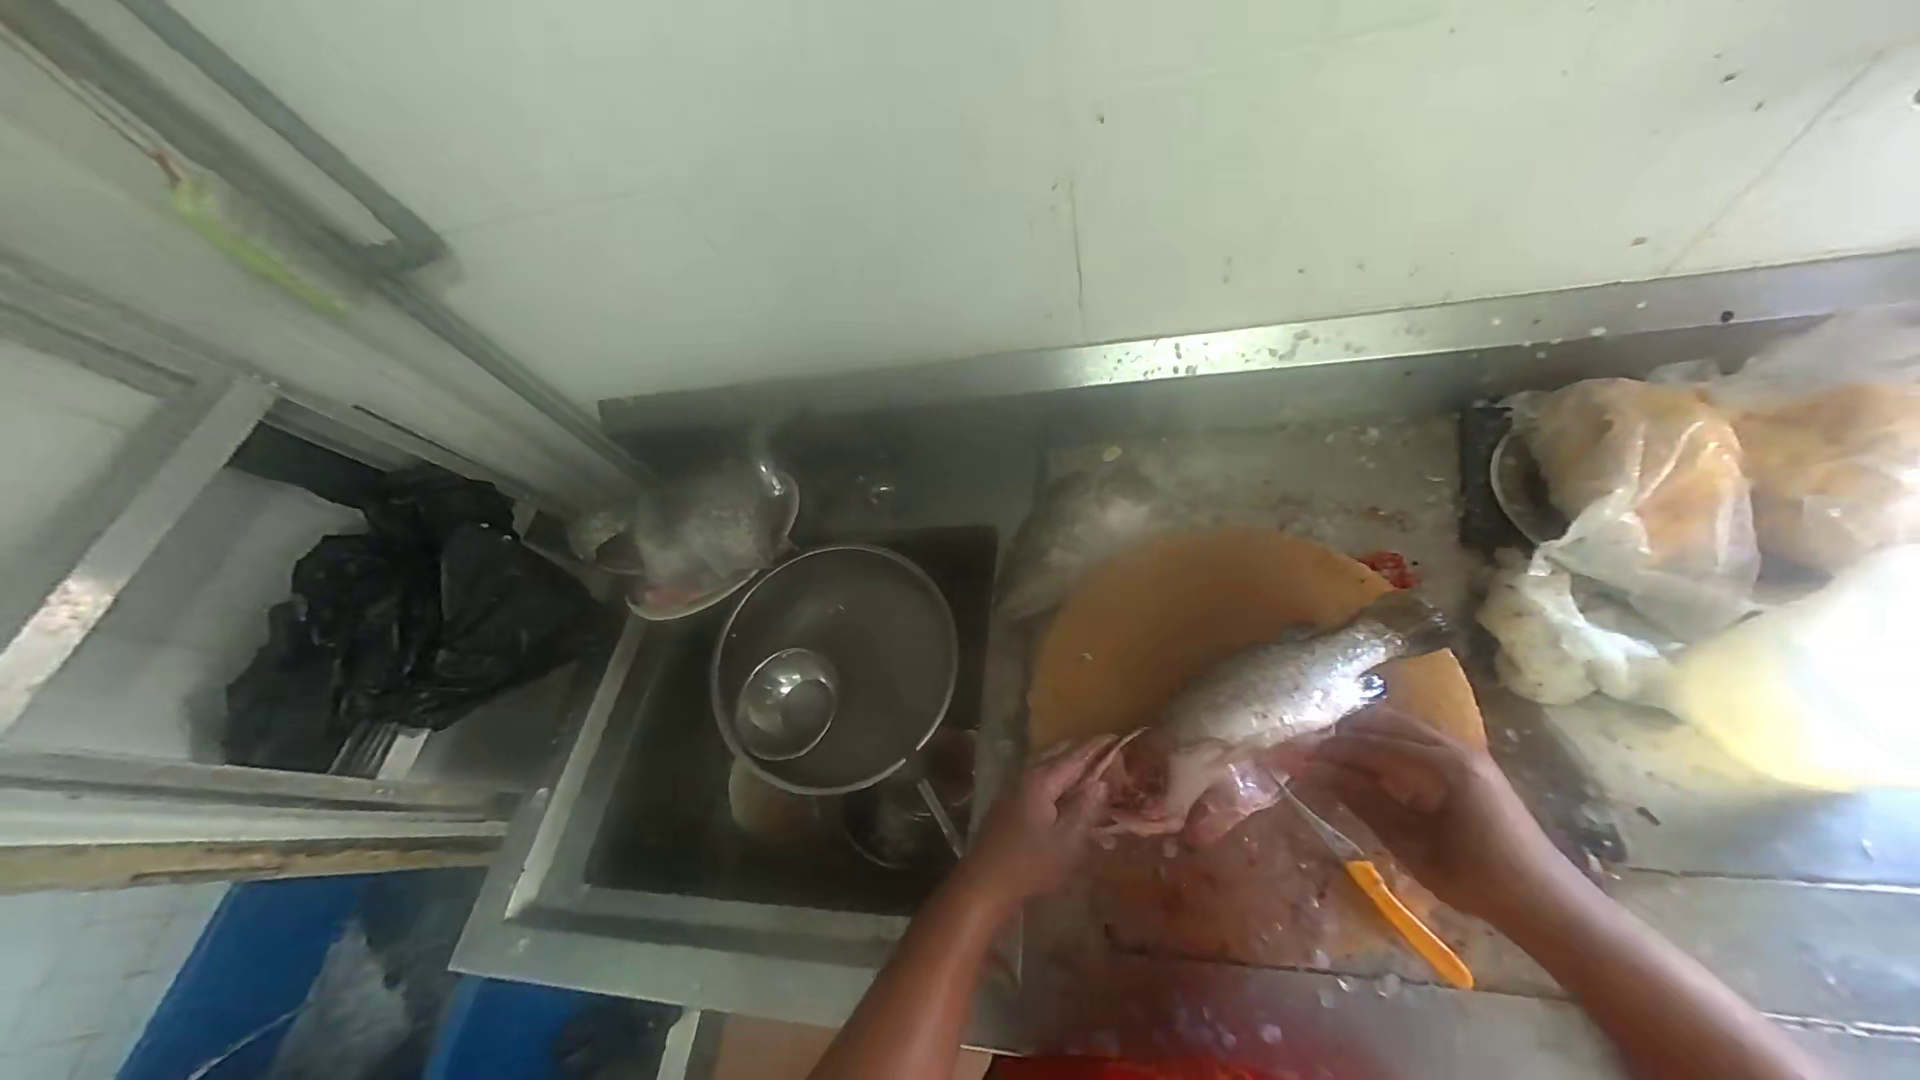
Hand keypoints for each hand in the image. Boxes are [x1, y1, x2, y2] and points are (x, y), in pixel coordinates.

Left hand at [956, 735, 1119, 907]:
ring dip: (1070, 765)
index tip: (1117, 737)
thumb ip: (1085, 808)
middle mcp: (1026, 775)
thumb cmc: (1031, 864)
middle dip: (1083, 752)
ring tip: (1094, 771)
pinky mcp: (1010, 801)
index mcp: (1041, 780)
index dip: (1097, 747)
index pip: (1075, 755)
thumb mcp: (1068, 842)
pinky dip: (1058, 778)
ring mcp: (1015, 787)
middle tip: (1109, 756)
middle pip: (1059, 754)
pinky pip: (1040, 779)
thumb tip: (1101, 782)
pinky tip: (1068, 793)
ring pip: (1047, 766)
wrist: (985, 882)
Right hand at [1313, 707, 1580, 924]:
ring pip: (1392, 723)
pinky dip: (1378, 741)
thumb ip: (1360, 799)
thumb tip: (1310, 769)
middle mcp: (1452, 744)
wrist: (1546, 901)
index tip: (1287, 756)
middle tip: (1302, 752)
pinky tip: (1361, 762)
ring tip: (1325, 756)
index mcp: (1442, 766)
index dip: (1323, 749)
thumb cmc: (1477, 880)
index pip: (1366, 745)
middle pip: (1377, 721)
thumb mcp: (1409, 844)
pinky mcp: (1462, 758)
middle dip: (1335, 733)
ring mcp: (1460, 748)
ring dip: (1356, 734)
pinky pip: (1409, 735)